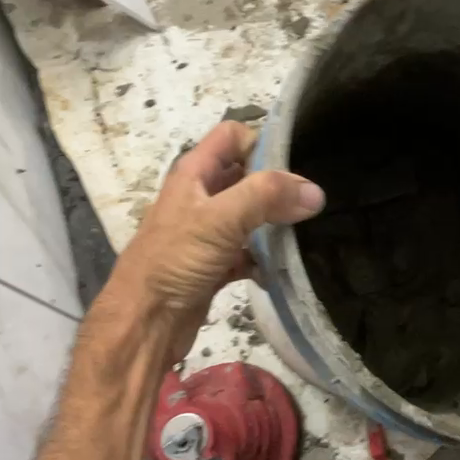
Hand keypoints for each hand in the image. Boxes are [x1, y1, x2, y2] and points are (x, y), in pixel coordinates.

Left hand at [117, 120, 325, 314]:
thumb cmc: (174, 261)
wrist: (144, 323)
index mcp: (194, 173)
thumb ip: (266, 197)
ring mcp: (207, 231)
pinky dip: (264, 259)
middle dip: (278, 186)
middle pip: (247, 175)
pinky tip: (280, 270)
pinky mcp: (214, 263)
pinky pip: (249, 252)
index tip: (296, 166)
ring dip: (275, 224)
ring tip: (304, 234)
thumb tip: (314, 192)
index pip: (233, 136)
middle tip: (310, 203)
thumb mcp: (220, 219)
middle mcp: (201, 196)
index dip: (262, 143)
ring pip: (251, 215)